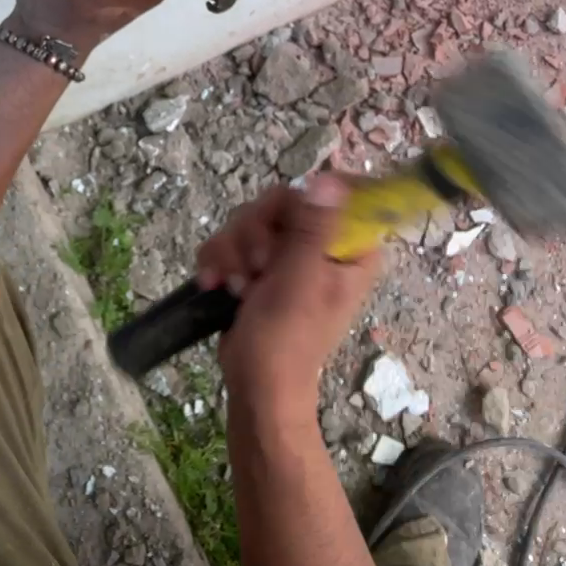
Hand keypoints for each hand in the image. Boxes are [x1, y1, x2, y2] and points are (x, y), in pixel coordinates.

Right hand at [196, 176, 380, 415]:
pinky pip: (232, 239)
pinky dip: (220, 260)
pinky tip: (215, 283)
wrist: (255, 385)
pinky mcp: (257, 265)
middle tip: (254, 265)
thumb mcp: (301, 279)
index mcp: (351, 248)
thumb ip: (312, 228)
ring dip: (233, 250)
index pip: (343, 194)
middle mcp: (322, 245)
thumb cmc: (286, 339)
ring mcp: (287, 254)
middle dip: (256, 231)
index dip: (311, 192)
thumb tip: (328, 180)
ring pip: (252, 218)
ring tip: (233, 286)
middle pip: (283, 200)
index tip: (280, 210)